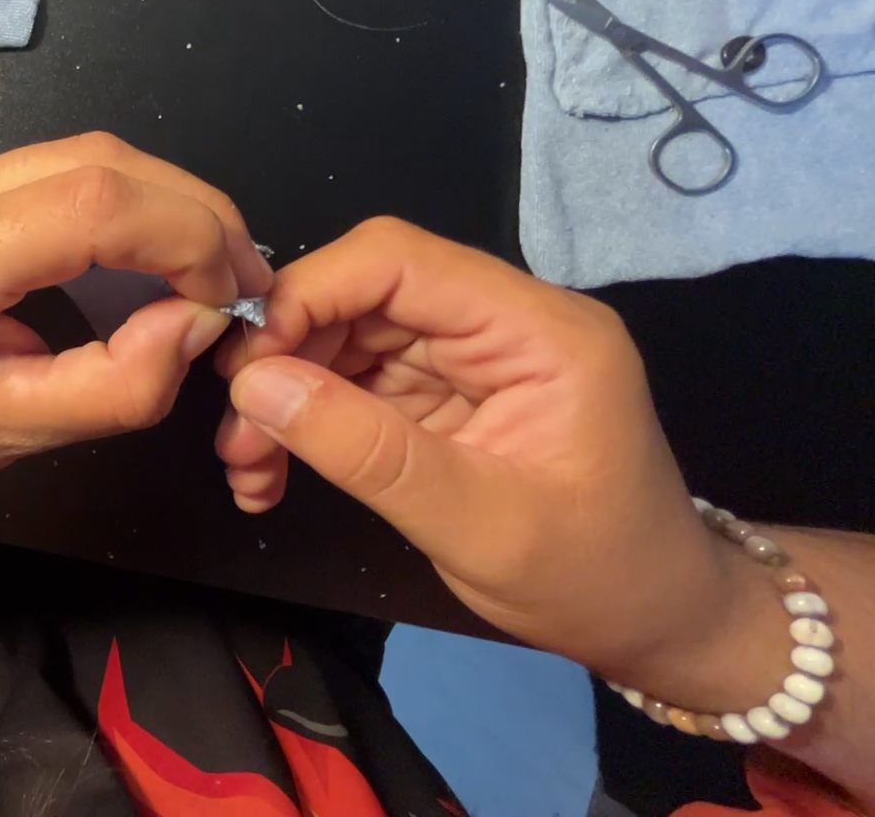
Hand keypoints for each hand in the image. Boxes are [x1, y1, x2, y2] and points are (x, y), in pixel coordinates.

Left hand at [0, 133, 271, 489]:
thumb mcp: (17, 430)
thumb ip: (118, 384)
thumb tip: (201, 320)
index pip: (89, 205)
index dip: (183, 236)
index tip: (229, 296)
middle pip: (97, 161)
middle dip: (191, 212)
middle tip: (241, 278)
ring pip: (86, 153)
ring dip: (165, 199)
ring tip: (210, 264)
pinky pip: (62, 170)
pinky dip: (128, 201)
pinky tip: (152, 248)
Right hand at [215, 218, 751, 698]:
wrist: (650, 626)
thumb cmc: (594, 578)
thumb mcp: (476, 524)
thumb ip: (363, 449)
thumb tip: (251, 385)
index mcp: (532, 328)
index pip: (394, 261)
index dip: (305, 294)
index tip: (246, 365)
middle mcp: (486, 322)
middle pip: (346, 296)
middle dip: (278, 360)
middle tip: (236, 431)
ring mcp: (449, 353)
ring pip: (326, 338)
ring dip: (274, 398)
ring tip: (245, 464)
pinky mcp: (420, 386)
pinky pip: (332, 381)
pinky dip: (291, 422)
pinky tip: (266, 473)